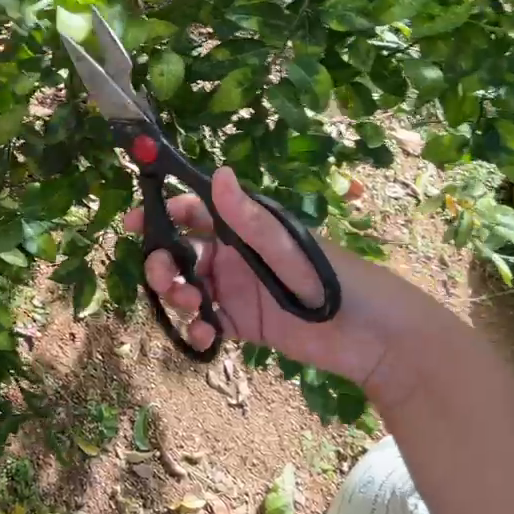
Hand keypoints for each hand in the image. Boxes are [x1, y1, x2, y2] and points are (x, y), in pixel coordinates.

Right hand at [137, 167, 452, 400]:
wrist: (381, 340)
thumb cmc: (337, 281)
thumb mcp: (289, 249)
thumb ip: (250, 218)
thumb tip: (218, 173)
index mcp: (242, 230)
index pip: (190, 213)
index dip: (159, 215)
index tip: (133, 225)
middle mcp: (232, 257)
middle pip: (178, 253)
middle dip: (161, 264)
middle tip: (164, 280)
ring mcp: (236, 291)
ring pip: (187, 287)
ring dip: (176, 296)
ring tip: (191, 307)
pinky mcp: (244, 324)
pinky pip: (206, 322)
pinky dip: (197, 329)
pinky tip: (204, 336)